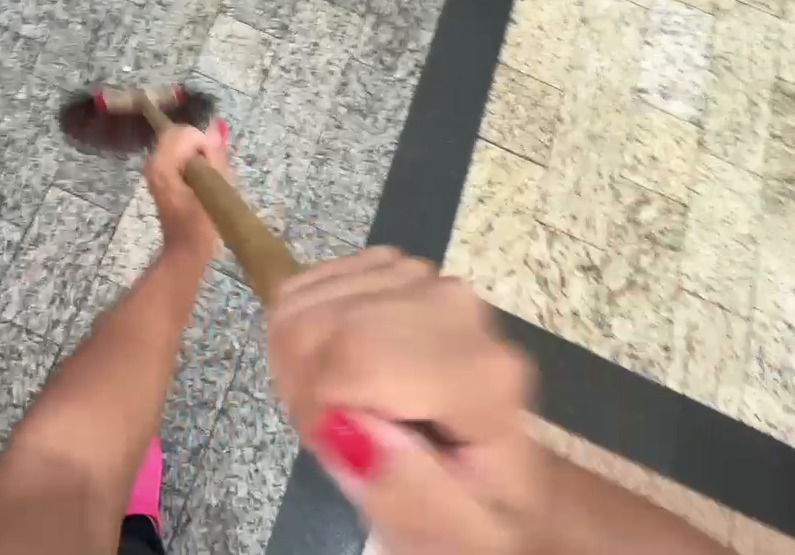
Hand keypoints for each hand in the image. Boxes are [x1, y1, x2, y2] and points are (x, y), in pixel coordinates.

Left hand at [141, 122, 226, 261]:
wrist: (184, 250)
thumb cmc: (201, 224)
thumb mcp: (215, 188)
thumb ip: (214, 155)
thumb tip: (216, 127)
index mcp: (164, 165)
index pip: (186, 133)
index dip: (205, 144)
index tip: (214, 165)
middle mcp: (153, 162)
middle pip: (178, 133)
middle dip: (198, 144)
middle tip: (211, 167)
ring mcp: (153, 168)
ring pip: (176, 142)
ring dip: (194, 151)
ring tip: (205, 175)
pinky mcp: (158, 175)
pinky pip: (175, 152)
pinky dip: (189, 158)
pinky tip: (198, 178)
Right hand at [266, 248, 539, 554]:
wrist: (500, 464)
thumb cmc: (478, 510)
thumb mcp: (457, 536)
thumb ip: (410, 494)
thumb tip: (345, 424)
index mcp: (478, 375)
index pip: (354, 356)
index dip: (312, 403)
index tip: (322, 445)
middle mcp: (453, 306)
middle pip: (323, 321)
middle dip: (298, 382)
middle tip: (321, 431)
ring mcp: (423, 278)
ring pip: (306, 299)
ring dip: (294, 356)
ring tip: (327, 401)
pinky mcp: (396, 266)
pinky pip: (310, 282)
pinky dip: (298, 324)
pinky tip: (327, 361)